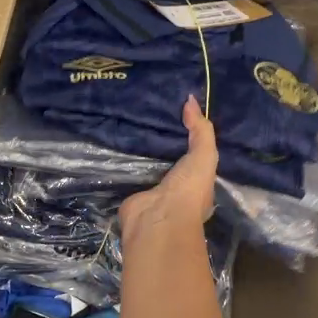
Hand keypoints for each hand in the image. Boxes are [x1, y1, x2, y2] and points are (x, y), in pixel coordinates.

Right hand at [119, 96, 216, 247]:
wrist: (158, 218)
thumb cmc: (188, 188)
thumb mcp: (204, 155)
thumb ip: (201, 129)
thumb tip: (190, 99)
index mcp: (197, 182)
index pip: (193, 156)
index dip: (187, 137)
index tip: (174, 114)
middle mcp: (175, 188)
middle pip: (168, 160)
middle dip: (160, 143)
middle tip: (147, 115)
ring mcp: (152, 193)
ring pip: (146, 167)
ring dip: (138, 152)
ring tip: (128, 125)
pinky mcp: (130, 195)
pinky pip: (126, 174)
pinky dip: (120, 163)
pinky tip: (113, 144)